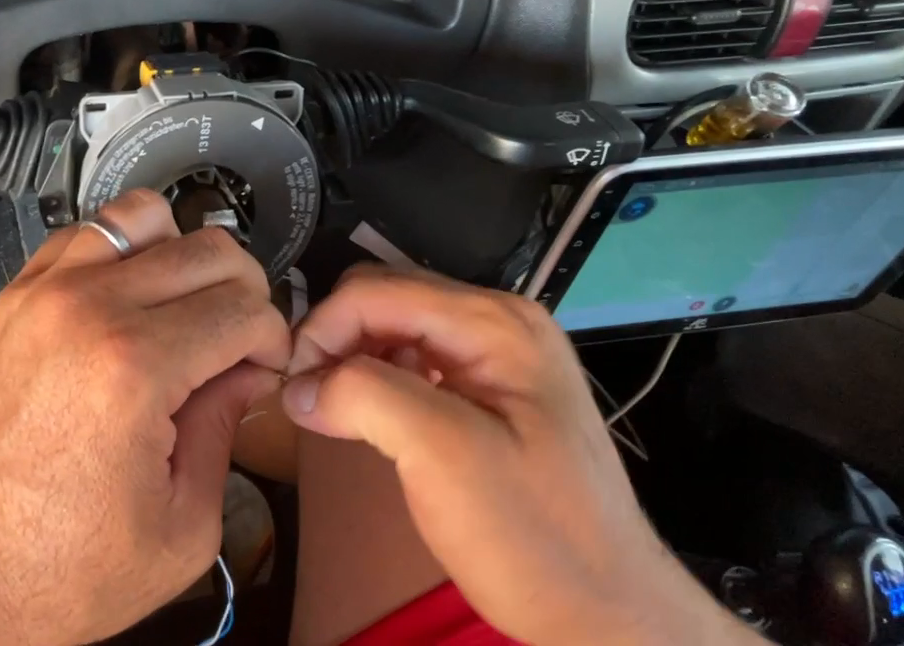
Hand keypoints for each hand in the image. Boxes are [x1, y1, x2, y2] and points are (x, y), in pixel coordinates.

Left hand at [0, 190, 289, 645]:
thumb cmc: (65, 569)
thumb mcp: (183, 526)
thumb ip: (228, 427)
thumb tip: (248, 368)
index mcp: (135, 365)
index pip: (244, 307)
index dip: (273, 338)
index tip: (265, 368)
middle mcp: (88, 307)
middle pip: (207, 249)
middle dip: (245, 291)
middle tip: (241, 340)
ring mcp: (44, 291)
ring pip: (144, 215)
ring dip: (182, 253)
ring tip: (185, 307)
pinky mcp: (16, 296)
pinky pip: (85, 233)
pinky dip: (123, 250)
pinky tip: (130, 298)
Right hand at [280, 268, 766, 645]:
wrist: (611, 619)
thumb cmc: (531, 535)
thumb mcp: (441, 454)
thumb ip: (363, 395)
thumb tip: (297, 386)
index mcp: (495, 321)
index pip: (375, 290)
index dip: (322, 329)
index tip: (292, 389)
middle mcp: (499, 320)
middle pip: (384, 298)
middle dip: (336, 340)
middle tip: (309, 399)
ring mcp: (500, 354)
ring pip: (395, 326)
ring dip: (354, 360)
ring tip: (334, 411)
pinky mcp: (495, 388)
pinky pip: (418, 357)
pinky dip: (381, 377)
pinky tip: (374, 418)